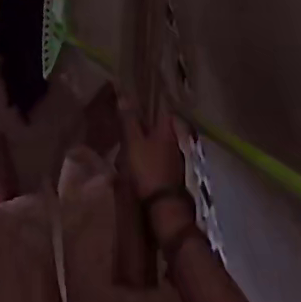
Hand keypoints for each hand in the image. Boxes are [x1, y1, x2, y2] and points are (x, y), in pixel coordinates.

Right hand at [120, 92, 197, 243]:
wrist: (164, 207)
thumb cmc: (148, 169)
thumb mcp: (133, 143)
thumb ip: (129, 120)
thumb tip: (124, 94)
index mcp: (167, 129)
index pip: (161, 107)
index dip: (150, 101)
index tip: (138, 97)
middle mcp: (176, 140)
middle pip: (160, 126)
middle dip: (147, 124)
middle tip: (129, 123)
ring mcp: (176, 159)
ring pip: (160, 143)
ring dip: (147, 142)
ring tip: (129, 145)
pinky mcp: (173, 174)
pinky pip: (159, 159)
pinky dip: (149, 157)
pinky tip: (138, 164)